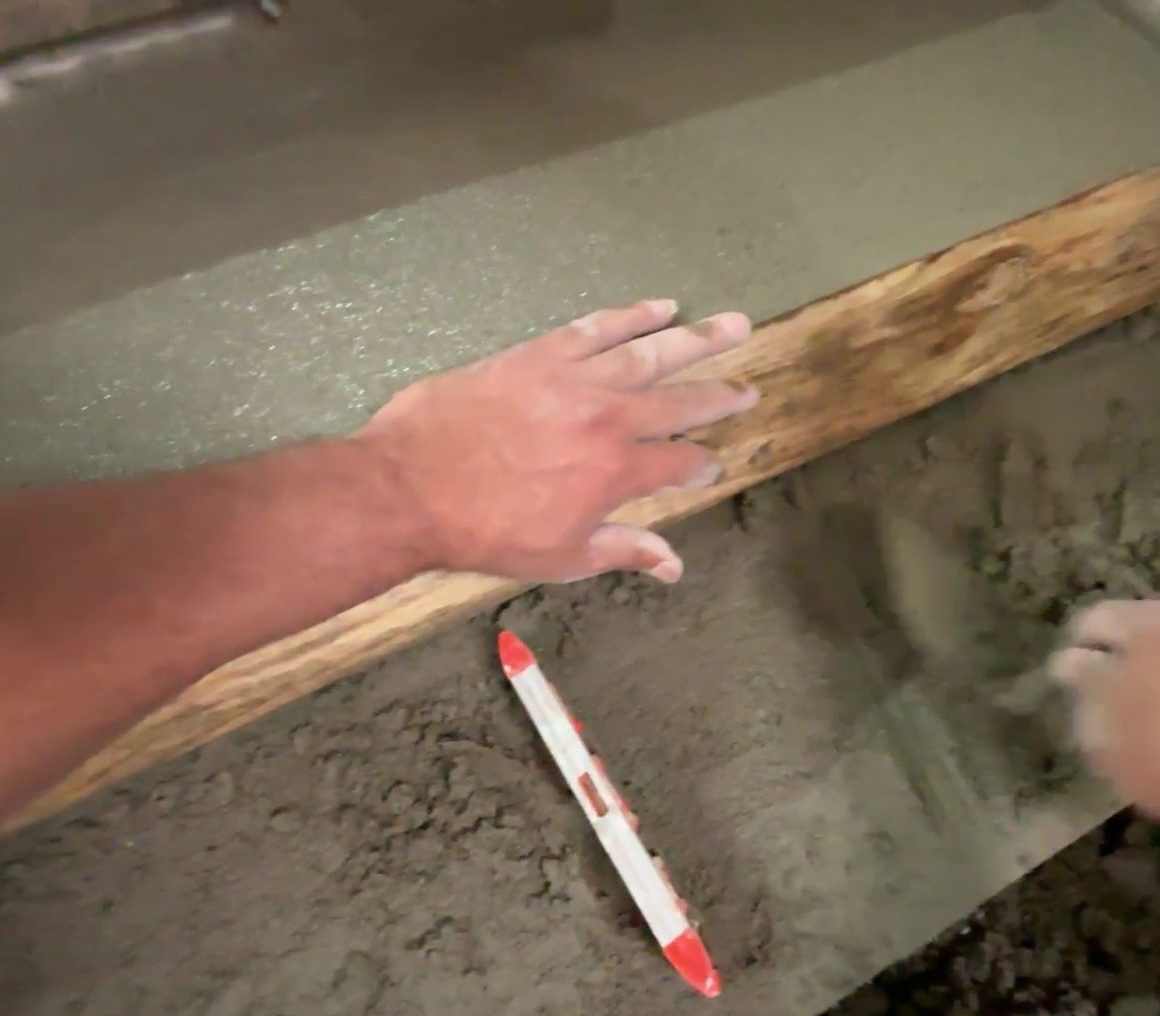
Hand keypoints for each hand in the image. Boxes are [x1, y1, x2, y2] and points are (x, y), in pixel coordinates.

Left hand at [354, 299, 757, 582]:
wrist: (407, 488)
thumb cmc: (488, 532)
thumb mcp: (564, 557)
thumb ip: (626, 551)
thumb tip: (676, 565)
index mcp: (617, 473)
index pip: (681, 462)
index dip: (702, 466)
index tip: (712, 467)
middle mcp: (609, 420)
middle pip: (682, 402)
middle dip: (722, 396)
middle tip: (751, 388)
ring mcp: (576, 381)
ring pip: (650, 354)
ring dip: (698, 340)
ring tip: (735, 324)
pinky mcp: (540, 355)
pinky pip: (595, 327)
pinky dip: (631, 315)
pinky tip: (662, 306)